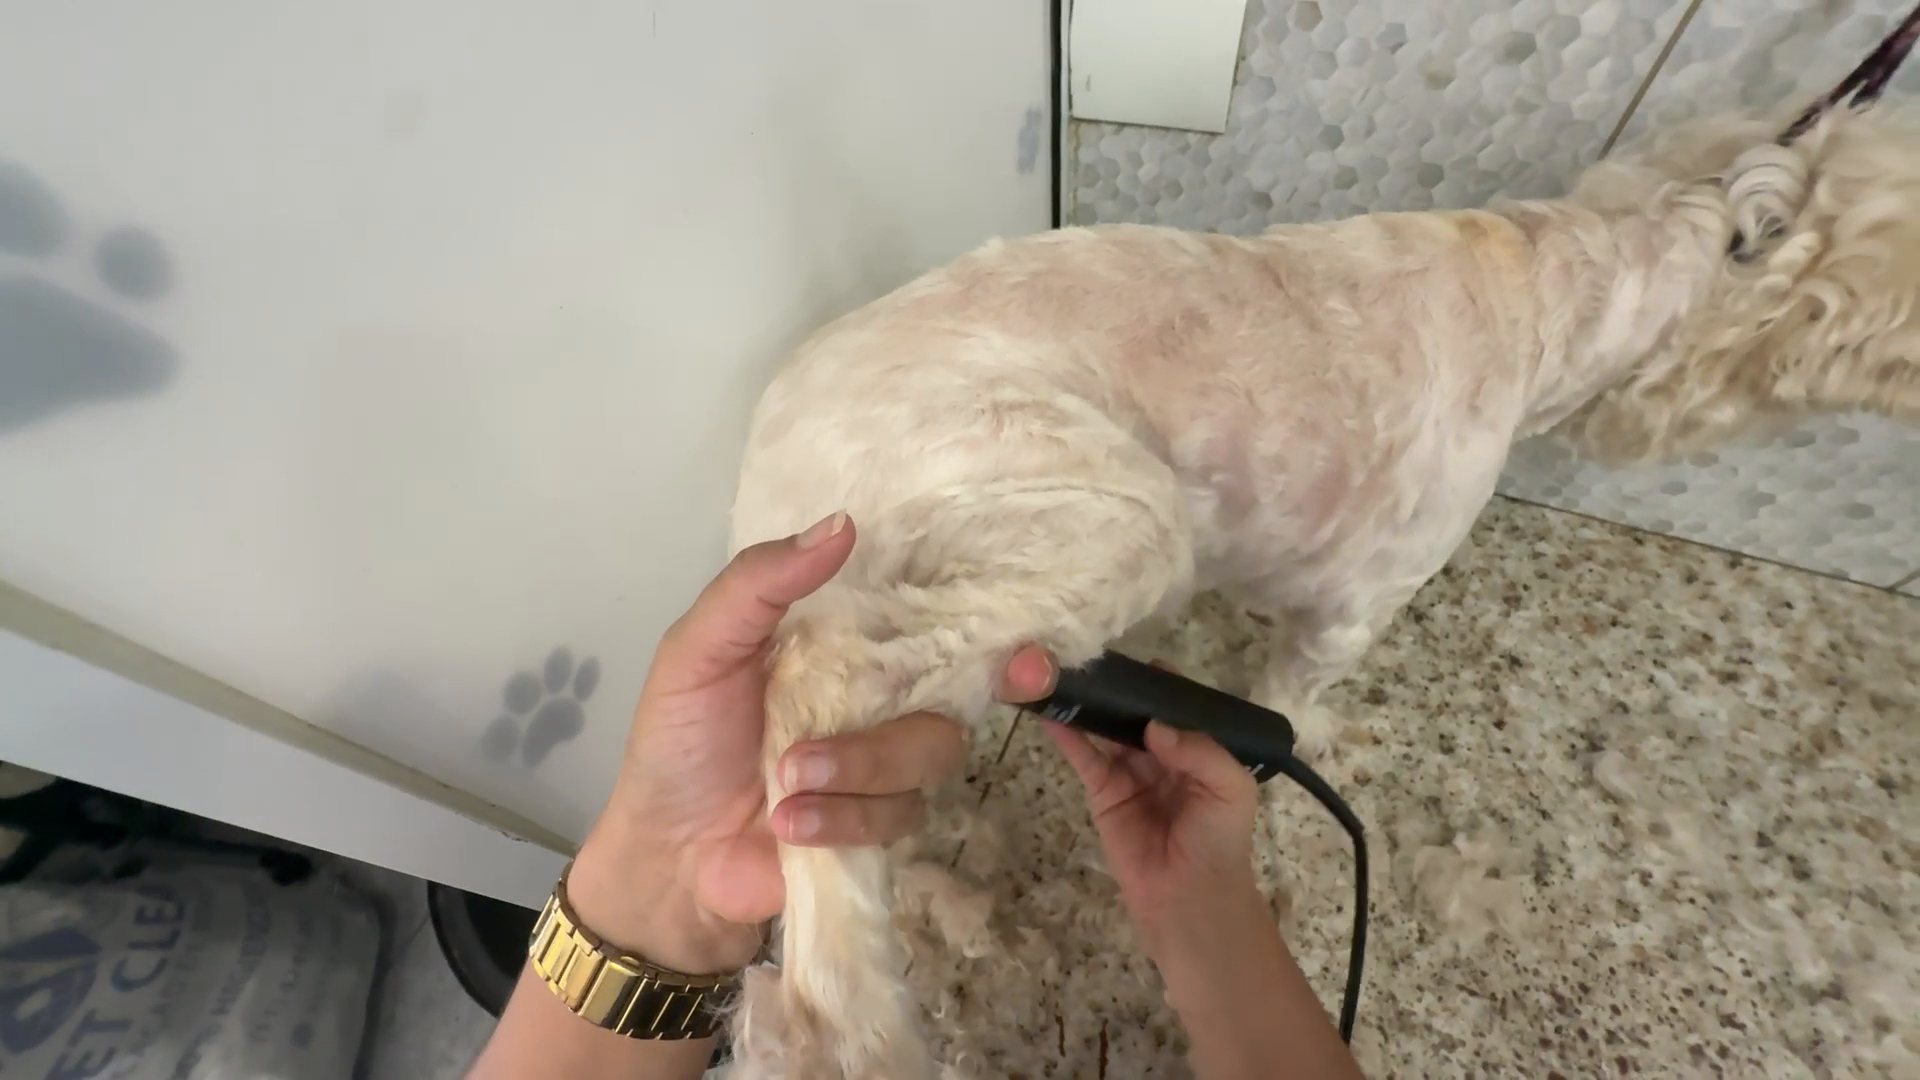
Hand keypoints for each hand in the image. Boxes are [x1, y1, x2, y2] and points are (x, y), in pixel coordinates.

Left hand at [568, 511, 1056, 974]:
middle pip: (948, 697)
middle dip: (942, 707)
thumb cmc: (682, 738)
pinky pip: (900, 815)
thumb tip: (844, 524)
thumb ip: (760, 584)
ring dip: (861, 766)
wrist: (665, 855)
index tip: (1024, 641)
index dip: (988, 628)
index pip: (929, 626)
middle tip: (956, 695)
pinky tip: (790, 824)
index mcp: (848, 650)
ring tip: (789, 780)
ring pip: (930, 754)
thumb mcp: (701, 648)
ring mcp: (884, 767)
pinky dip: (843, 817)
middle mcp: (881, 701)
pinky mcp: (878, 825)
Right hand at [1039, 672, 1262, 945]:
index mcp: (1196, 750)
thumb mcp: (1230, 789)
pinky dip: (1068, 735)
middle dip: (1120, 689)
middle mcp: (1161, 755)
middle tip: (1093, 659)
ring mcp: (1129, 772)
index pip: (1177, 708)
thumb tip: (1153, 726)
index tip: (1141, 661)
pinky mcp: (1102, 792)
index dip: (1163, 685)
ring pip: (1108, 730)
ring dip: (1090, 706)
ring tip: (1067, 677)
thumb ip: (1199, 750)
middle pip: (1137, 714)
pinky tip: (1052, 714)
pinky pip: (1084, 757)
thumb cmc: (1218, 841)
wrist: (1190, 900)